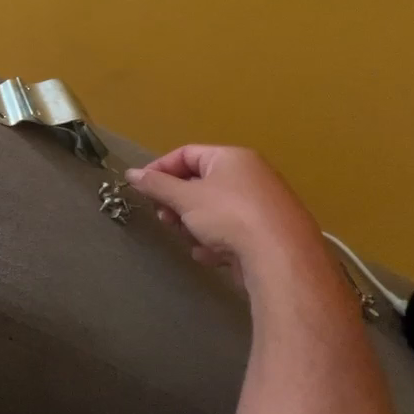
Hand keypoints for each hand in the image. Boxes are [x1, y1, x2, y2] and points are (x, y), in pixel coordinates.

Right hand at [125, 146, 331, 291]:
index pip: (184, 154)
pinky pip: (230, 229)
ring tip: (191, 239)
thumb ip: (154, 184)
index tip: (141, 189)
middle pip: (197, 184)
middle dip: (176, 203)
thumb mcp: (183, 197)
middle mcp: (251, 176)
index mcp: (232, 158)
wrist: (282, 260)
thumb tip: (131, 173)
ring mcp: (262, 205)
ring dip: (192, 225)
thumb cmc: (228, 217)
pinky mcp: (268, 232)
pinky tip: (213, 254)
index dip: (159, 170)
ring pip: (210, 210)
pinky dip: (215, 240)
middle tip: (165, 218)